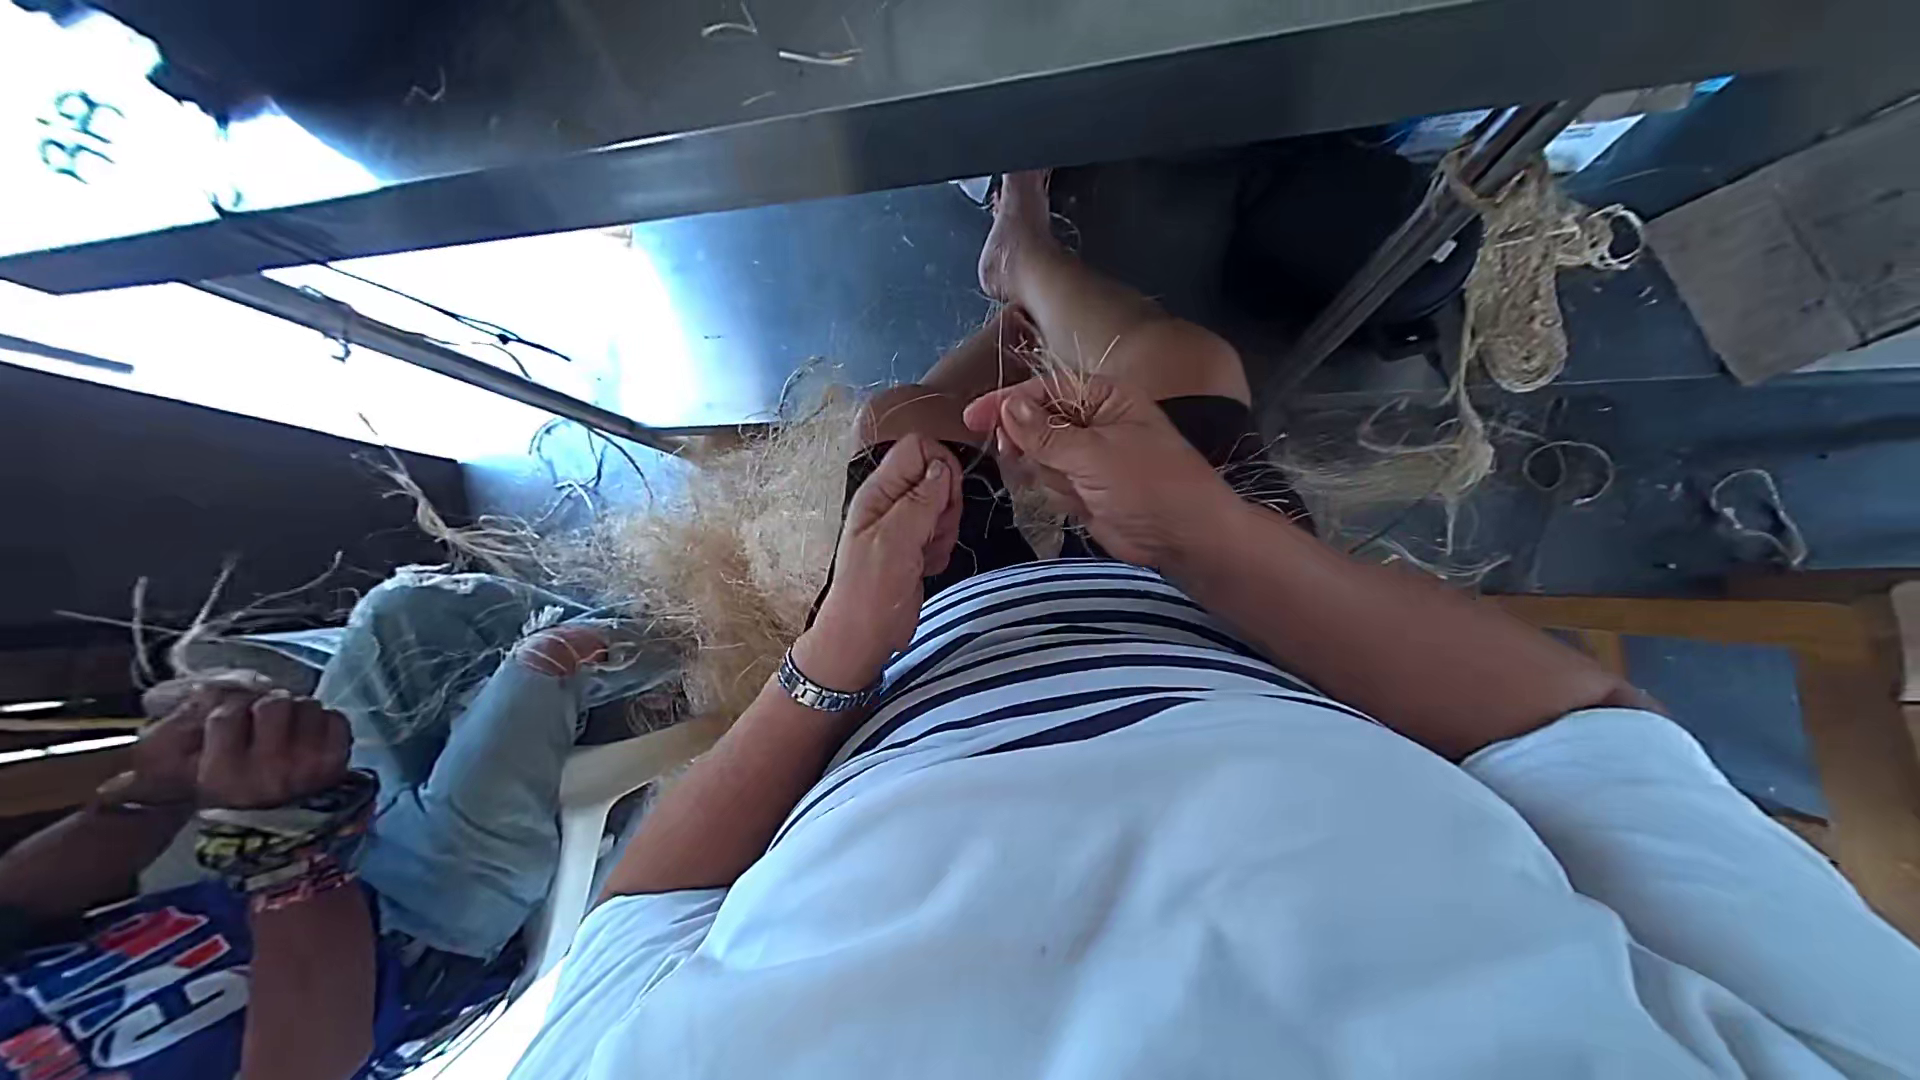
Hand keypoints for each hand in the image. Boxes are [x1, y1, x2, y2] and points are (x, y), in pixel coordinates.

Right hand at [102, 686, 352, 808]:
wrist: (283, 823)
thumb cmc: (236, 791)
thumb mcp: (196, 775)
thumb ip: (191, 737)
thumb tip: (209, 690)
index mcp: (222, 771)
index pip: (226, 715)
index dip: (232, 708)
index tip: (237, 713)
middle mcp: (268, 764)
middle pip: (273, 703)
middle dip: (270, 703)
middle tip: (269, 714)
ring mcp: (308, 759)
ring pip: (308, 704)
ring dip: (300, 709)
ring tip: (292, 725)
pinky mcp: (339, 756)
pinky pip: (335, 717)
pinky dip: (324, 719)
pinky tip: (313, 733)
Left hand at [796, 433, 961, 691]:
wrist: (865, 636)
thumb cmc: (871, 590)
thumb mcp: (895, 541)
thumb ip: (920, 500)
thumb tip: (943, 467)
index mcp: (879, 491)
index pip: (917, 448)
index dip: (940, 465)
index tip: (944, 498)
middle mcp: (891, 501)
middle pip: (938, 475)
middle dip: (946, 503)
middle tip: (931, 533)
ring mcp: (904, 524)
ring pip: (945, 505)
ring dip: (945, 530)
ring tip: (926, 553)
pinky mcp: (916, 546)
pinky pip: (944, 531)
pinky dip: (943, 547)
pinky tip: (927, 565)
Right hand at [963, 375, 1240, 566]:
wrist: (1184, 538)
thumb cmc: (1149, 485)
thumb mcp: (1095, 454)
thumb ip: (1045, 433)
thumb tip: (1008, 406)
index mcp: (1102, 397)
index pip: (1042, 390)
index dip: (1006, 402)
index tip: (972, 419)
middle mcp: (1091, 422)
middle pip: (1034, 423)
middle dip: (1028, 444)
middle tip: (1019, 458)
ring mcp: (1085, 457)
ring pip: (1037, 458)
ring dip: (1049, 475)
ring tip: (1078, 489)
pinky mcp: (1082, 488)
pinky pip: (1049, 483)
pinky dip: (1058, 494)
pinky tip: (1082, 503)